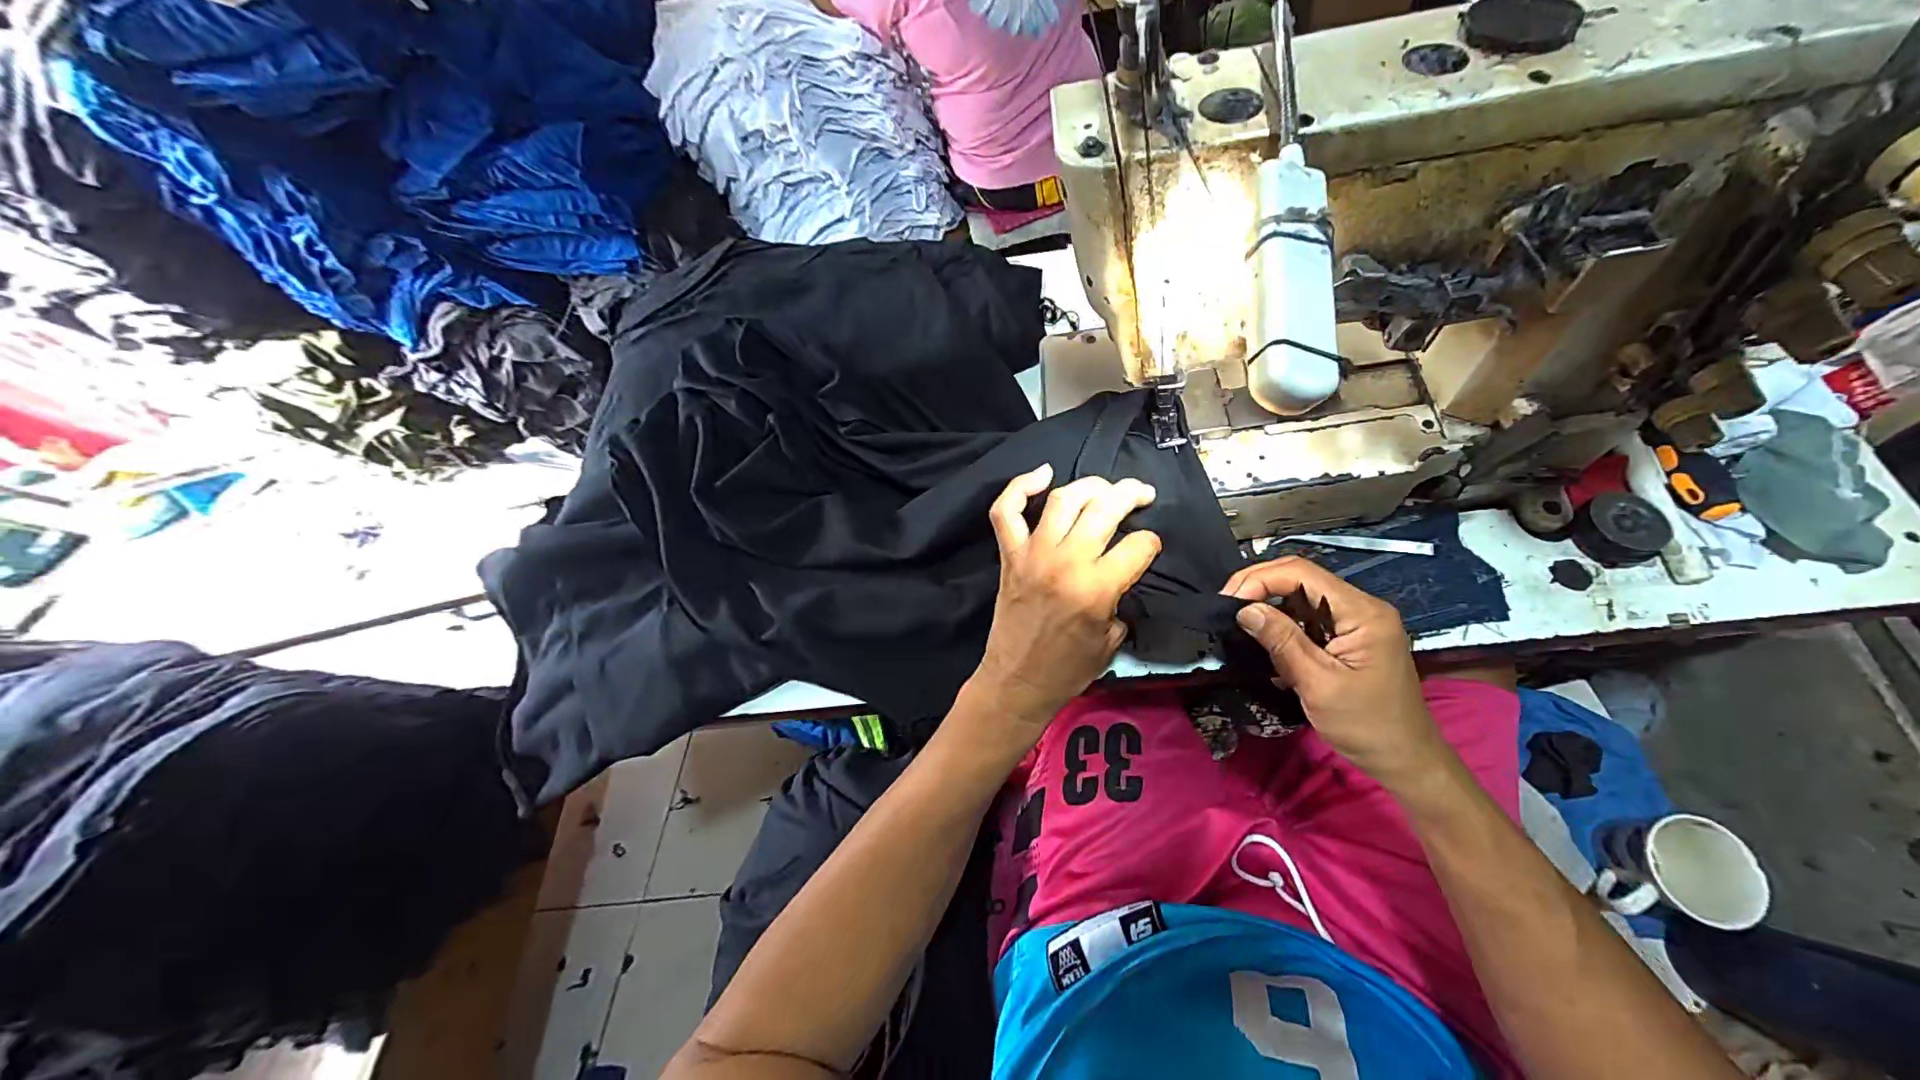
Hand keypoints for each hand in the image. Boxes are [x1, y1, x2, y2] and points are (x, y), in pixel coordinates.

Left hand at [962, 465, 1161, 745]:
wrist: (1017, 682)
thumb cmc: (1068, 669)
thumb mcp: (1112, 640)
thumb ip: (1121, 599)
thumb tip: (1121, 572)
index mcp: (1097, 588)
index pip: (1139, 544)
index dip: (1151, 543)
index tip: (1149, 547)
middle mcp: (1066, 563)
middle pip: (1105, 507)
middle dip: (1131, 493)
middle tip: (1141, 493)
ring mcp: (1033, 554)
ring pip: (1063, 499)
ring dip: (1088, 485)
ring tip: (1104, 488)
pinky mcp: (1009, 555)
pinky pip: (1007, 511)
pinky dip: (1020, 487)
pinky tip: (1042, 474)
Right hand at [1223, 557, 1448, 786]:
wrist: (1406, 760)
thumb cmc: (1366, 726)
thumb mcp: (1318, 684)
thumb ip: (1282, 642)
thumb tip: (1245, 609)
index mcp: (1363, 613)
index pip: (1302, 574)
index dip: (1259, 579)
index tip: (1228, 601)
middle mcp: (1362, 607)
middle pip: (1301, 578)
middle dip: (1260, 587)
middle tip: (1227, 608)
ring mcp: (1357, 622)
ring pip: (1302, 596)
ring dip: (1269, 605)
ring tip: (1240, 621)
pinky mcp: (1351, 637)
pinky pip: (1310, 616)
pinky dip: (1284, 623)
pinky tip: (1266, 638)